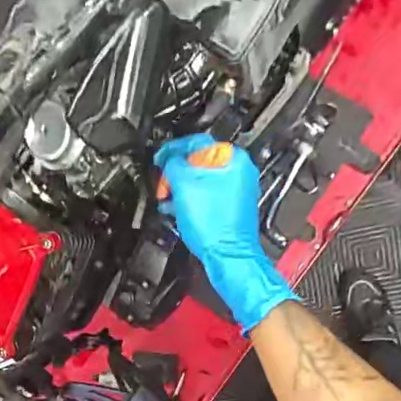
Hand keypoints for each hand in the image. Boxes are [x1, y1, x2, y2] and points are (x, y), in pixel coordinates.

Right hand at [154, 133, 297, 331]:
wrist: (229, 258)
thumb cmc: (215, 227)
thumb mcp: (184, 186)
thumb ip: (173, 165)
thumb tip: (168, 160)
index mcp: (233, 160)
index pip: (197, 142)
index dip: (172, 150)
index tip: (160, 159)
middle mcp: (240, 174)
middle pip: (199, 161)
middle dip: (176, 173)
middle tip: (163, 182)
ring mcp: (237, 192)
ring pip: (201, 180)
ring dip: (180, 188)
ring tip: (167, 198)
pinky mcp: (231, 209)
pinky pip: (206, 196)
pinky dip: (190, 200)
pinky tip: (177, 210)